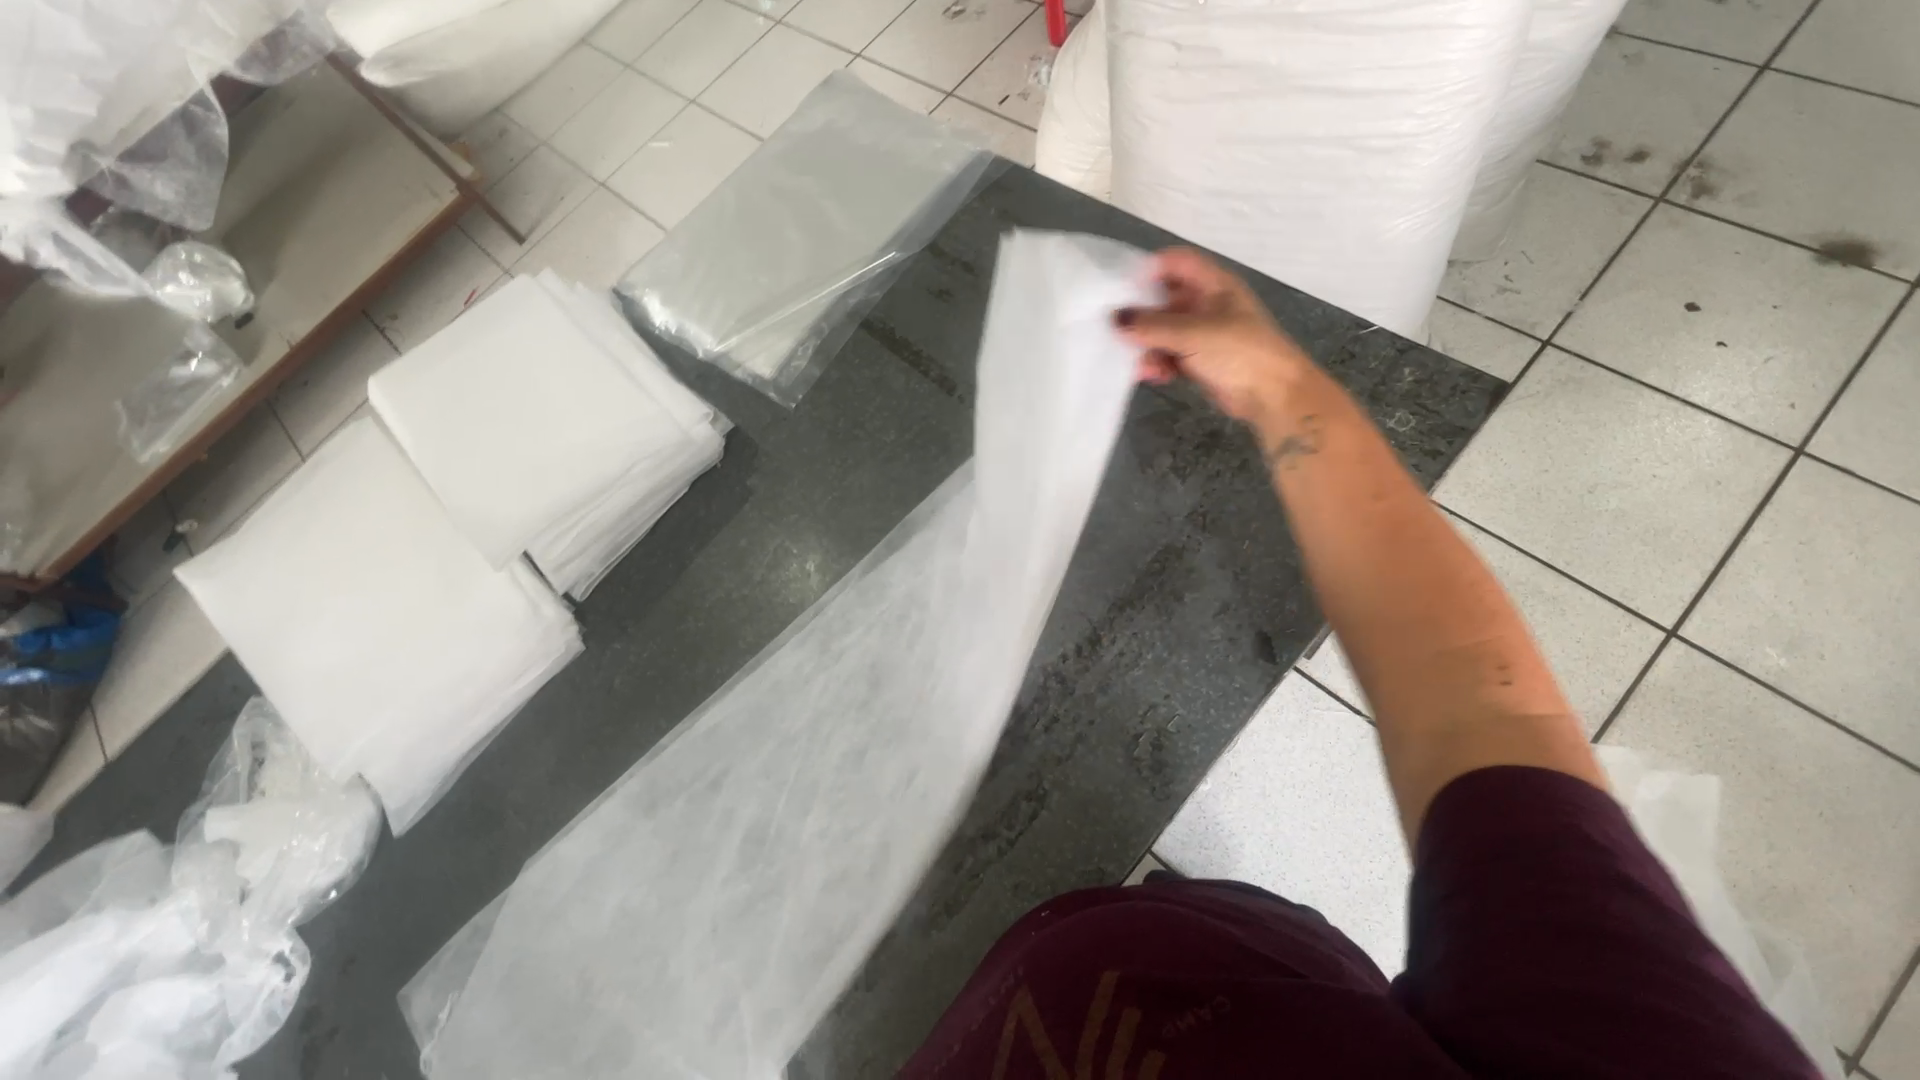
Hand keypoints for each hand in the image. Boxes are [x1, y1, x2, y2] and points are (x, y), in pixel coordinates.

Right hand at [1115, 248, 1309, 426]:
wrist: (1273, 395)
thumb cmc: (1240, 352)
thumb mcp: (1193, 333)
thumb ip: (1152, 326)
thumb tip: (1116, 319)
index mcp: (1213, 285)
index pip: (1175, 263)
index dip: (1148, 270)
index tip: (1120, 289)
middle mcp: (1205, 304)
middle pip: (1162, 300)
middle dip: (1140, 316)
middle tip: (1115, 331)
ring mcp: (1201, 334)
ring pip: (1161, 332)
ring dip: (1146, 347)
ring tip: (1139, 364)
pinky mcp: (1198, 360)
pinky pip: (1168, 355)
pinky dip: (1157, 364)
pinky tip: (1152, 376)